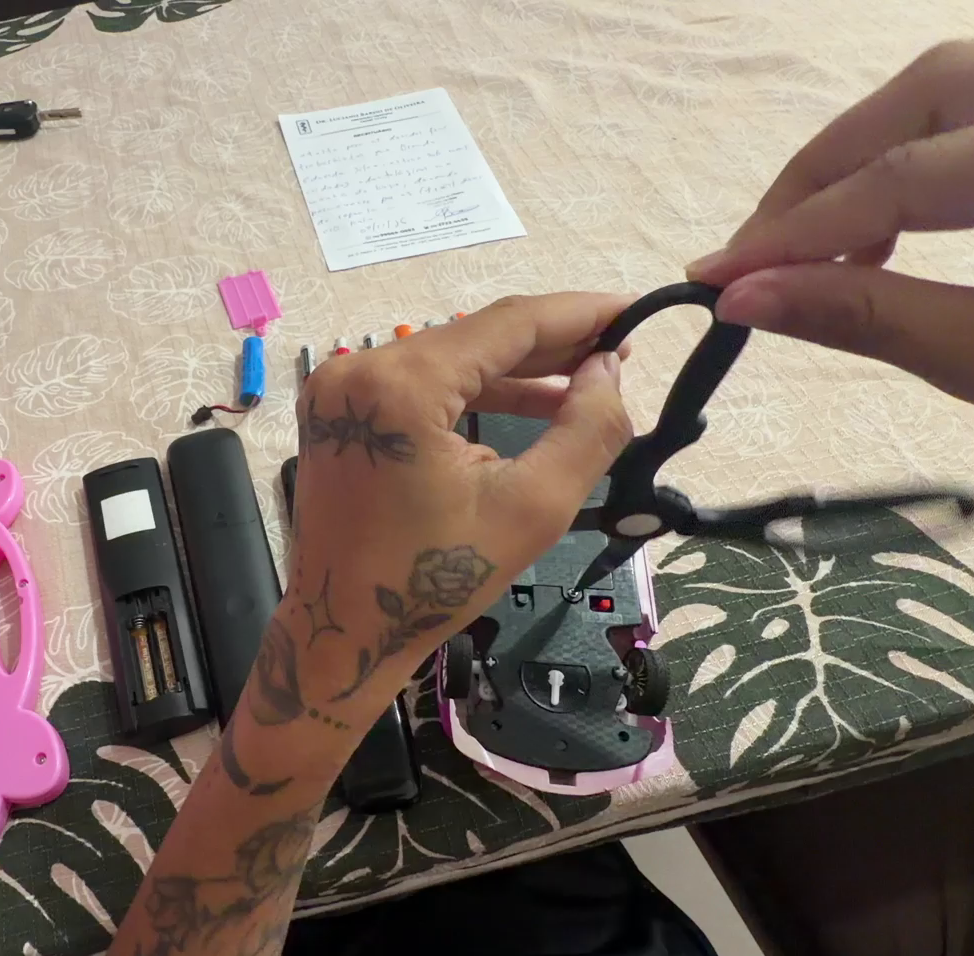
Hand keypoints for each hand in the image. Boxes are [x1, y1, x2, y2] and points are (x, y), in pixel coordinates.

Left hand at [265, 293, 631, 730]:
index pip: (505, 325)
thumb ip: (587, 428)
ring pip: (446, 359)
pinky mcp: (336, 414)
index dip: (580, 313)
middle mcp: (357, 371)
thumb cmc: (435, 580)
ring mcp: (338, 391)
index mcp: (400, 386)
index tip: (637, 310)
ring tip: (583, 380)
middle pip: (473, 337)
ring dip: (513, 370)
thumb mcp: (532, 506)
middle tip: (618, 351)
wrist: (344, 627)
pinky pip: (416, 386)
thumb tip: (608, 368)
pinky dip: (469, 393)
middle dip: (550, 343)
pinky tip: (527, 402)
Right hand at [687, 35, 973, 478]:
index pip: (911, 174)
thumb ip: (866, 315)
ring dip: (869, 156)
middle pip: (934, 84)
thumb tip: (743, 299)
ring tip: (822, 245)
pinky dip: (929, 151)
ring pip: (972, 78)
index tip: (711, 277)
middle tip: (759, 253)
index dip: (793, 230)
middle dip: (823, 170)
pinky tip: (901, 219)